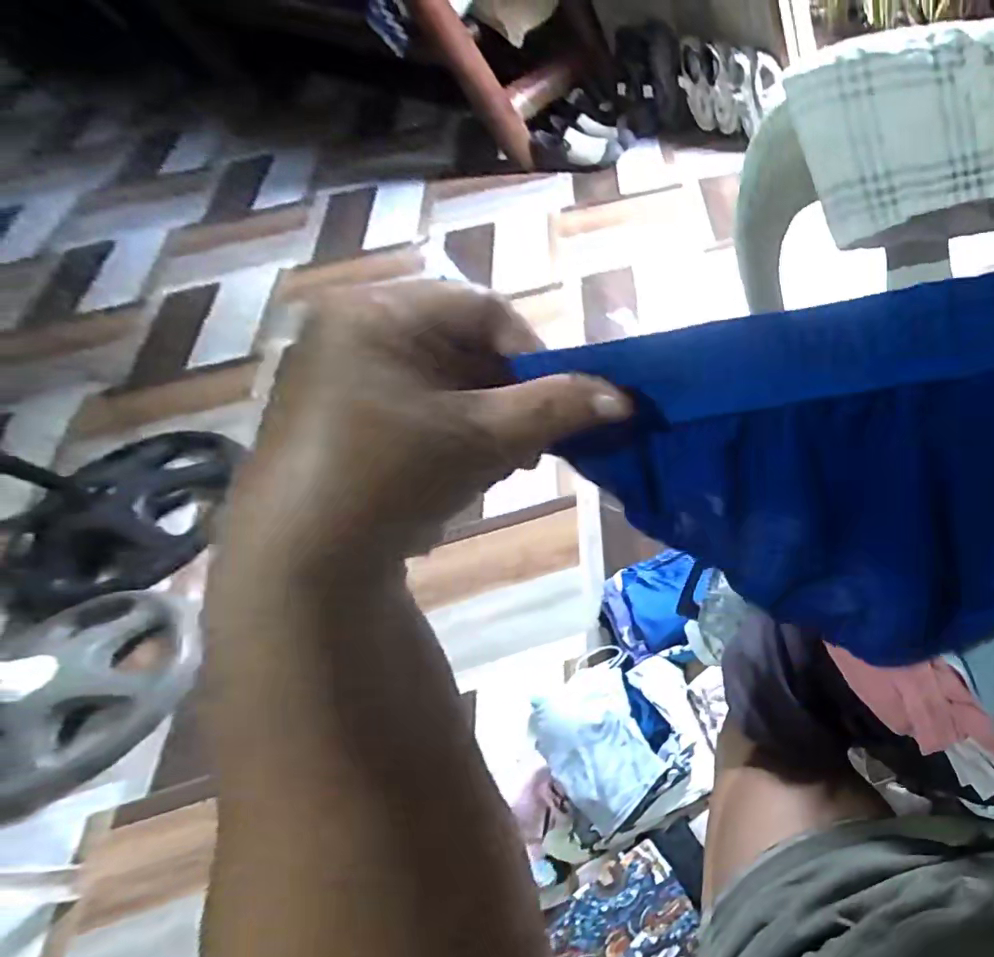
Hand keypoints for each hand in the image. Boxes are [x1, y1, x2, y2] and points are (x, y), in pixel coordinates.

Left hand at [220, 282, 630, 575]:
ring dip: (502, 414)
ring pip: (461, 376)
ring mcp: (352, 368)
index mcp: (378, 315)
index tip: (559, 404)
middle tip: (538, 438)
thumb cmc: (394, 474)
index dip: (535, 353)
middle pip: (475, 343)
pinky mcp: (356, 407)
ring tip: (511, 458)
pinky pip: (436, 399)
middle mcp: (359, 328)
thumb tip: (625, 398)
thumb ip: (561, 407)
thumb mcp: (489, 436)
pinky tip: (478, 464)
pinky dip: (471, 427)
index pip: (487, 309)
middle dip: (519, 391)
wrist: (309, 551)